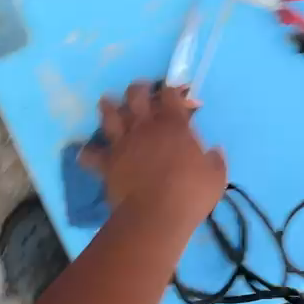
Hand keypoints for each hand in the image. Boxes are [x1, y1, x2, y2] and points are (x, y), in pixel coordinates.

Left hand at [81, 82, 226, 230]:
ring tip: (107, 102)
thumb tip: (215, 151)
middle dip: (138, 89)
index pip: (170, 94)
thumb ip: (215, 160)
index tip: (176, 93)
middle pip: (136, 95)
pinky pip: (91, 154)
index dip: (173, 90)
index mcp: (174, 125)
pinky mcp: (107, 163)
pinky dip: (88, 153)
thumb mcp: (216, 176)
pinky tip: (86, 152)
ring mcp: (123, 143)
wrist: (156, 215)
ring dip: (107, 107)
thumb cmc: (190, 194)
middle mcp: (146, 127)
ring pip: (109, 115)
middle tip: (139, 91)